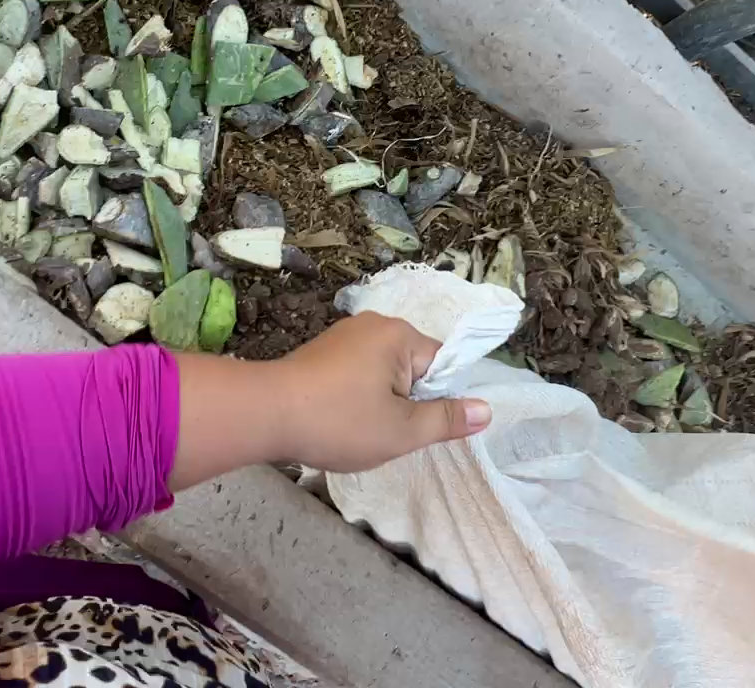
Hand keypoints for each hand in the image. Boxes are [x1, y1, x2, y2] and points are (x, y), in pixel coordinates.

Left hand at [270, 313, 492, 472]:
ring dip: (381, 400)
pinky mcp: (324, 348)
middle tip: (385, 430)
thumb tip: (487, 409)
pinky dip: (358, 393)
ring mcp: (346, 333)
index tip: (414, 426)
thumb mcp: (401, 430)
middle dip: (406, 401)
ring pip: (385, 371)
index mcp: (399, 334)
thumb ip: (446, 419)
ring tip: (359, 426)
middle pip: (413, 366)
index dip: (435, 400)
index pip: (441, 366)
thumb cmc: (340, 421)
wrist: (266, 413)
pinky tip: (340, 416)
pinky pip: (359, 370)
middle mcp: (375, 323)